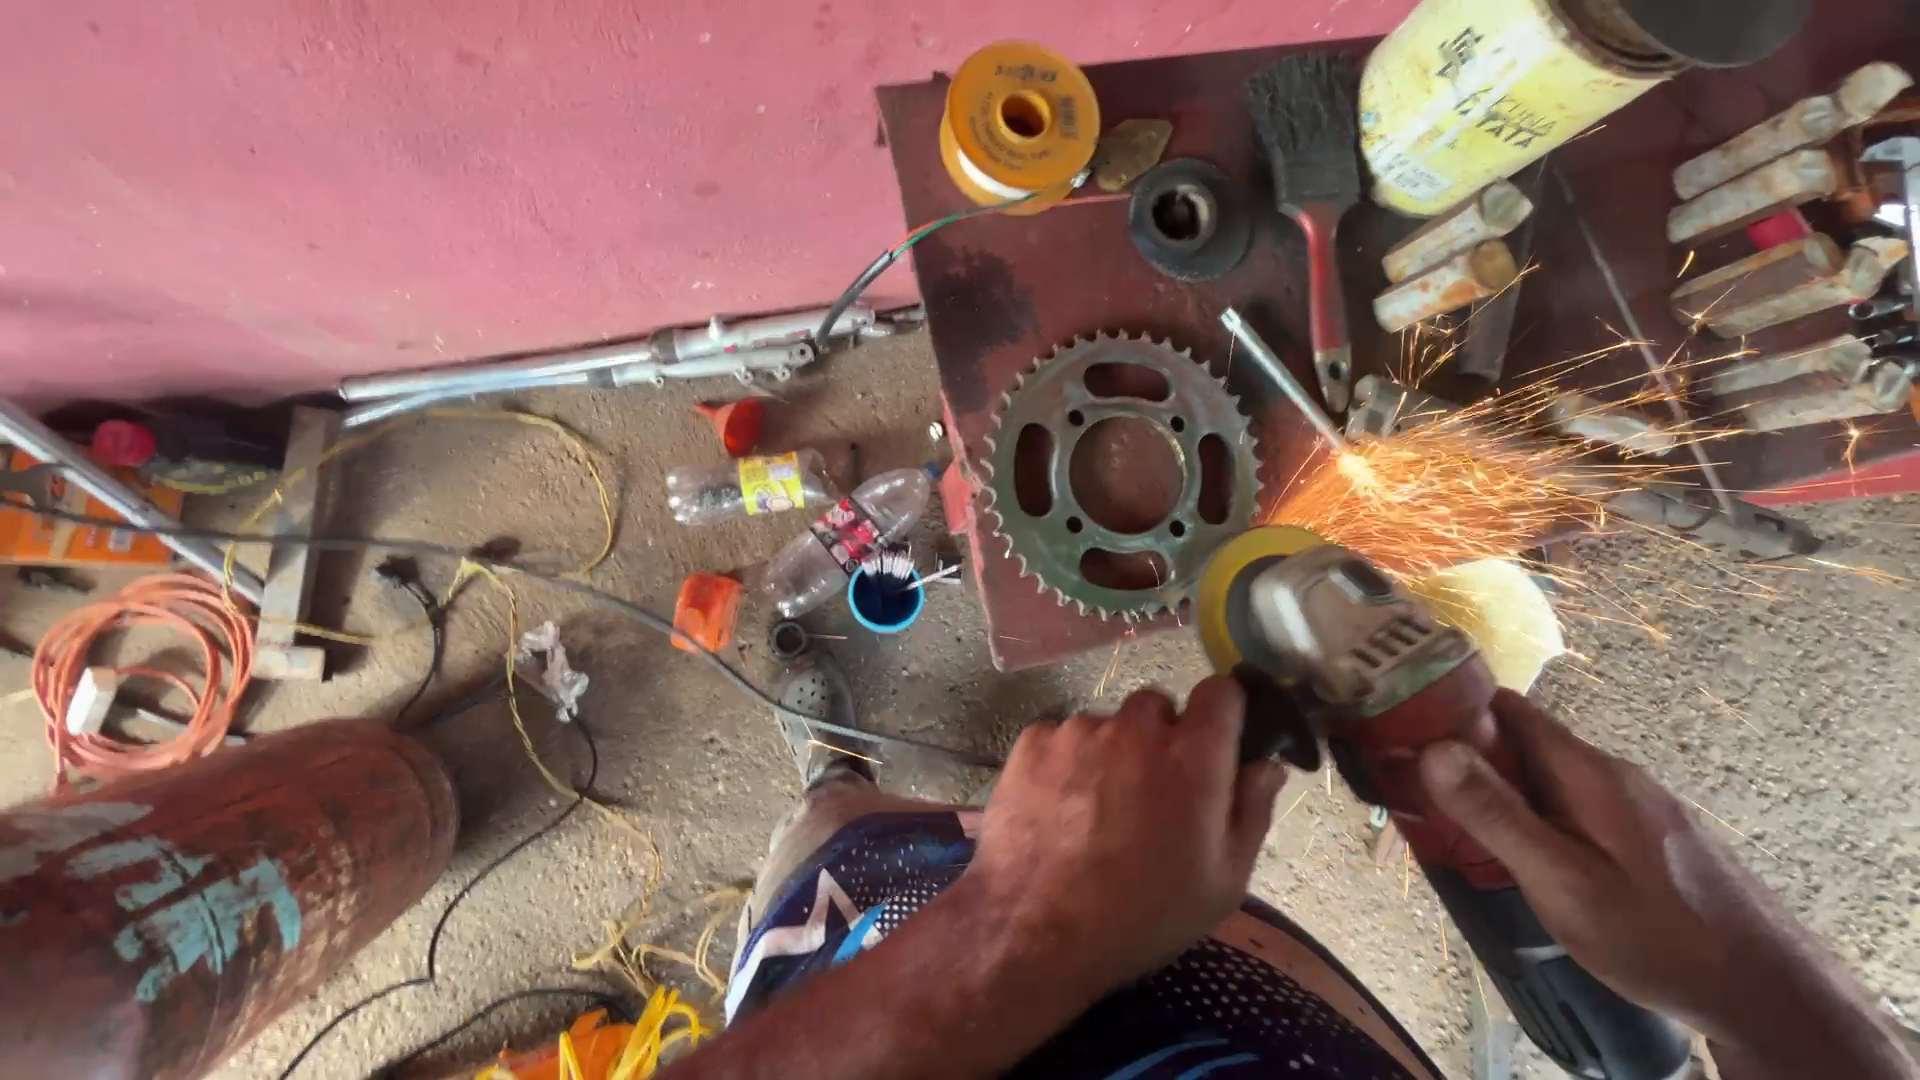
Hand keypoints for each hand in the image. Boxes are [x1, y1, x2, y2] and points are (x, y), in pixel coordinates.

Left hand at [966, 676, 1286, 997]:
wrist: (1036, 928)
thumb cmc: (1143, 914)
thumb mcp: (1223, 881)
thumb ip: (1252, 810)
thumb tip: (1266, 763)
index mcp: (1192, 758)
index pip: (1220, 692)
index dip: (1220, 711)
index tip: (1213, 739)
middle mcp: (1136, 728)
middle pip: (1156, 707)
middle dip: (1159, 737)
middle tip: (1147, 791)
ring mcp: (1079, 730)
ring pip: (1105, 724)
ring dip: (1108, 751)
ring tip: (1093, 809)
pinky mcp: (1033, 739)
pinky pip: (1059, 736)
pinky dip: (1063, 761)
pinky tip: (1056, 807)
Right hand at [1419, 690, 1912, 1078]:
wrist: (1774, 1000)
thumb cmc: (1656, 936)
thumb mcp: (1561, 880)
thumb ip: (1495, 813)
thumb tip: (1433, 748)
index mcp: (1588, 771)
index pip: (1508, 708)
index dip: (1454, 710)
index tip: (1406, 730)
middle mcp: (1613, 774)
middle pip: (1524, 742)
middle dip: (1469, 758)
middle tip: (1419, 791)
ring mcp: (1636, 804)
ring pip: (1549, 777)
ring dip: (1503, 790)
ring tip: (1462, 828)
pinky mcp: (1650, 834)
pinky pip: (1574, 804)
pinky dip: (1537, 813)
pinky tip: (1528, 855)